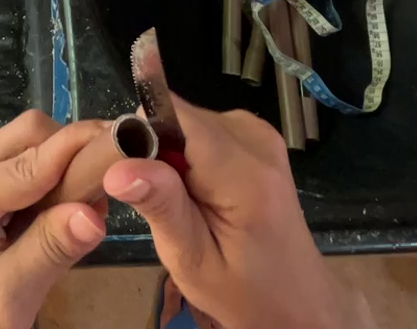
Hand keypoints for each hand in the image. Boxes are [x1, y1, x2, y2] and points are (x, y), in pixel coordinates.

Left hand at [0, 110, 110, 328]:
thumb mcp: (4, 305)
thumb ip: (45, 254)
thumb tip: (93, 212)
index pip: (32, 157)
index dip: (81, 147)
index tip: (129, 148)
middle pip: (30, 133)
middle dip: (73, 151)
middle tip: (108, 188)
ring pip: (30, 140)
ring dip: (65, 160)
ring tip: (91, 202)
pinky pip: (24, 159)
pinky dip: (53, 173)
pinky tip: (66, 207)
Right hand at [103, 97, 371, 328]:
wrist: (298, 301)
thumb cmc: (244, 291)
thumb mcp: (193, 261)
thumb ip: (161, 207)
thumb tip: (118, 168)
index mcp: (244, 172)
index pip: (173, 115)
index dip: (145, 138)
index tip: (140, 180)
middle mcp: (255, 137)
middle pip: (178, 117)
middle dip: (160, 152)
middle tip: (170, 205)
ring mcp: (259, 130)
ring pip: (187, 120)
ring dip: (176, 155)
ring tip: (190, 202)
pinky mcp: (257, 132)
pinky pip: (203, 127)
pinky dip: (193, 154)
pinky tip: (205, 190)